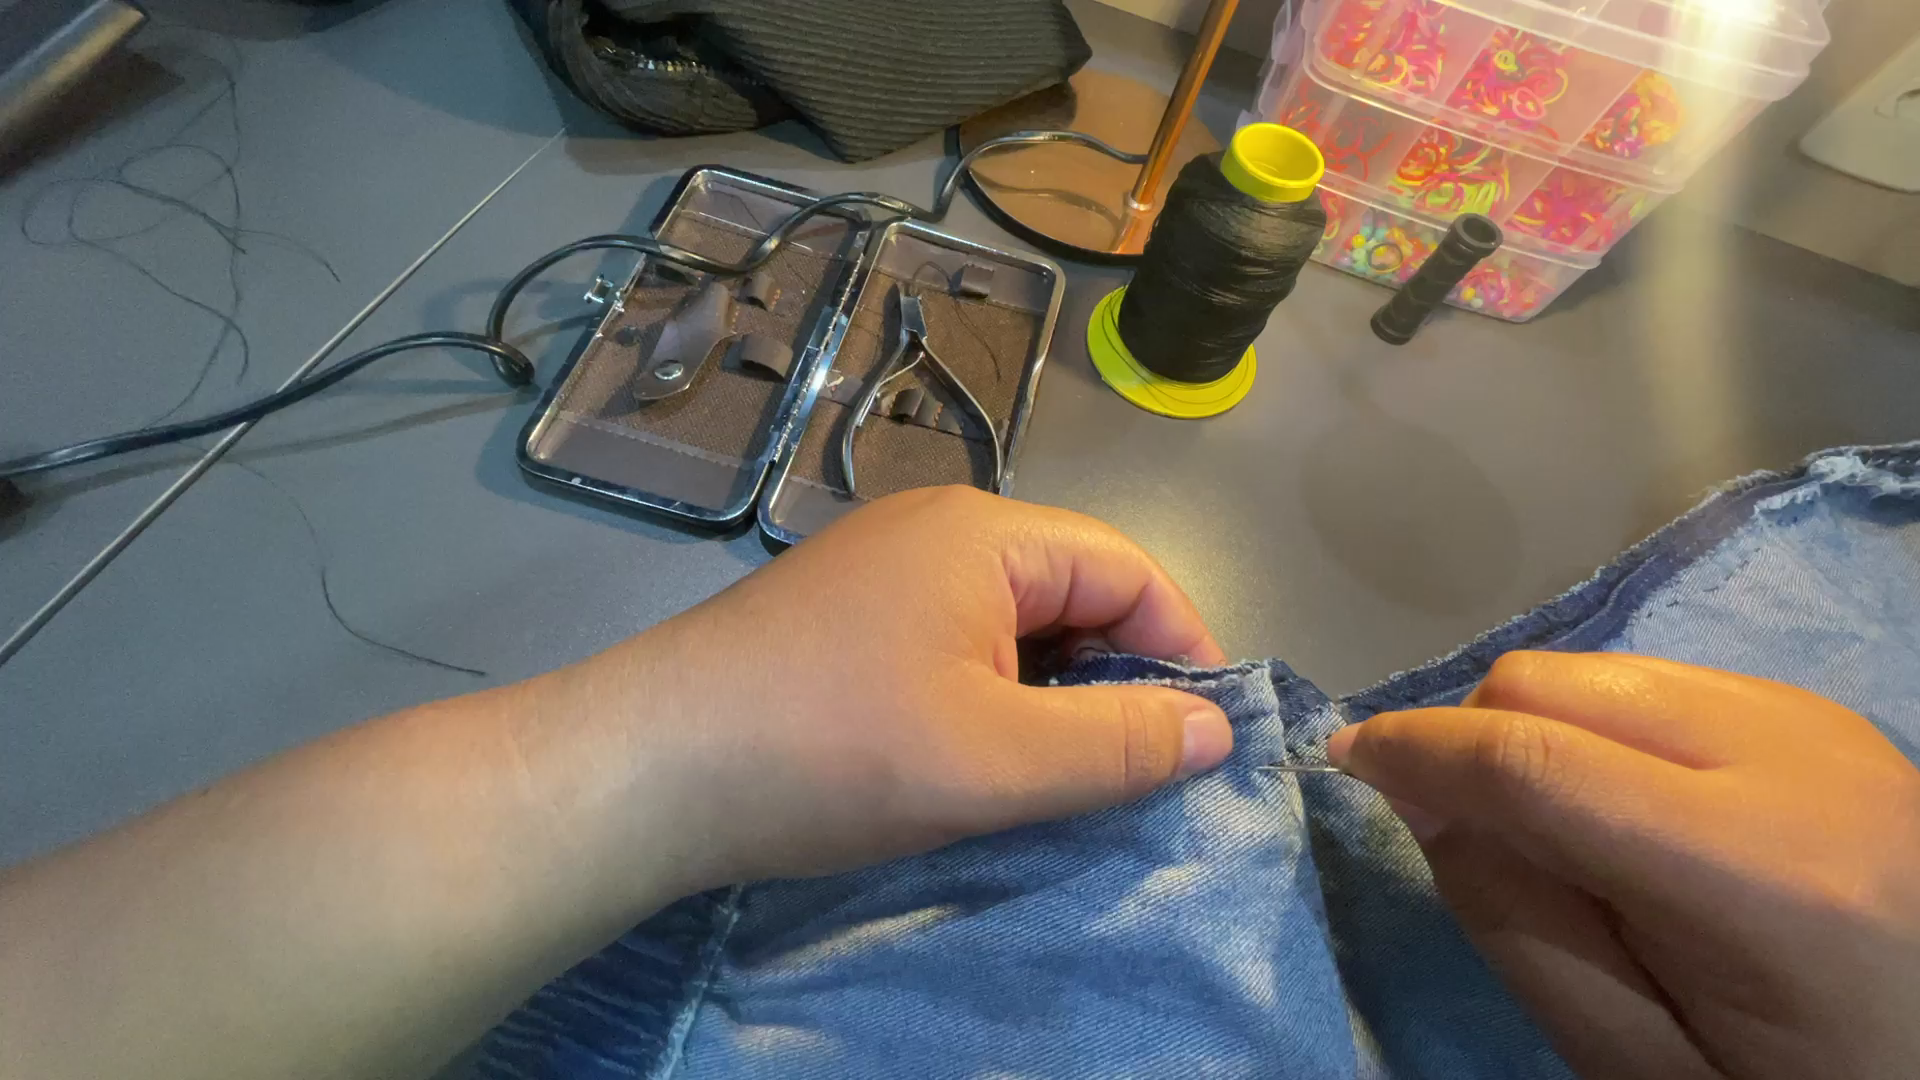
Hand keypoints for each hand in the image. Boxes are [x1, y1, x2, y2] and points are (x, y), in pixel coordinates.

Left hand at [530, 486, 1232, 898]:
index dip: (1181, 643)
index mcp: (985, 534)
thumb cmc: (833, 749)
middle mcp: (939, 528)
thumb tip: (1213, 726)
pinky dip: (996, 686)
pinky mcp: (852, 610)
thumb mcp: (996, 758)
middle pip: (1070, 586)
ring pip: (1014, 617)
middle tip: (1138, 760)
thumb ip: (1118, 741)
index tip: (1207, 731)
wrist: (649, 765)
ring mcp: (888, 566)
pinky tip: (986, 742)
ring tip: (1066, 763)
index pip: (1126, 567)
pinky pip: (959, 635)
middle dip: (1117, 670)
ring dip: (1054, 684)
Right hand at [1328, 652, 1919, 1079]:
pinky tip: (1612, 790)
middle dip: (1461, 734)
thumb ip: (1508, 915)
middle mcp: (1800, 764)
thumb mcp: (1635, 1058)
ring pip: (1578, 669)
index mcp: (1769, 881)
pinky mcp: (1812, 710)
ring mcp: (1814, 722)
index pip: (1527, 760)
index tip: (1347, 758)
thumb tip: (1416, 791)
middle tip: (1454, 810)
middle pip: (1540, 685)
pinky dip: (1578, 720)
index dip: (1412, 747)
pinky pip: (1632, 677)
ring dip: (1517, 725)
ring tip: (1543, 809)